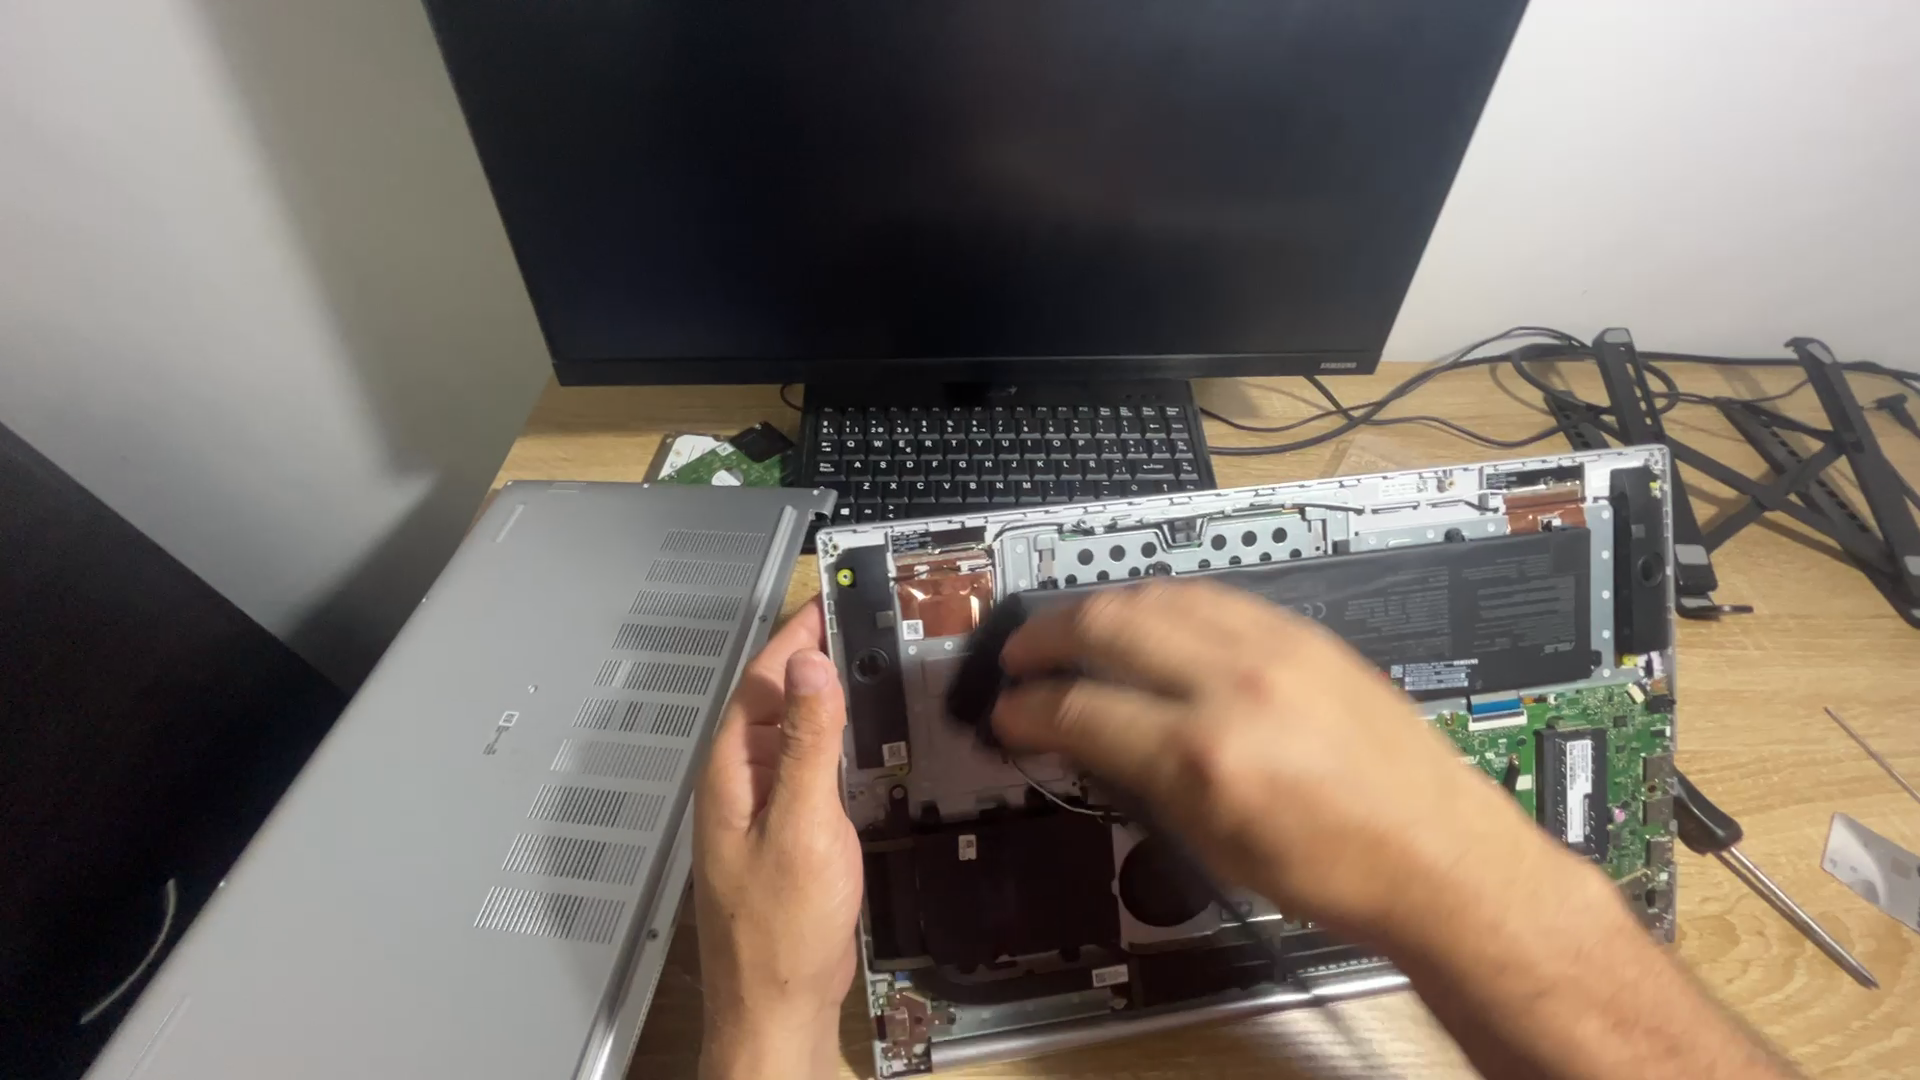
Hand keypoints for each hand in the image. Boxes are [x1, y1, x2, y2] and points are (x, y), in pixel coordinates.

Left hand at [694, 599, 859, 1079]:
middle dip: (811, 656)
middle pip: (775, 699)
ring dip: (822, 693)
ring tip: (867, 663)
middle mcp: (742, 777)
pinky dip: (831, 735)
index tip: (831, 599)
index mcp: (734, 767)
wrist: (779, 1005)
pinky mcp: (787, 826)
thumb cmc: (784, 921)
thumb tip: (809, 663)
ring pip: (792, 729)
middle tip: (862, 622)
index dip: (794, 635)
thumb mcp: (802, 823)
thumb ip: (807, 742)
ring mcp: (763, 803)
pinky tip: (860, 732)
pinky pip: (806, 762)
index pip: (762, 680)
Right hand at [989, 580, 1584, 950]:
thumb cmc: (1327, 873)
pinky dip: (1153, 602)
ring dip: (1093, 609)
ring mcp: (1269, 646)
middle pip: (1104, 625)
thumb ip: (1134, 775)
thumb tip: (1079, 732)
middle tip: (1019, 658)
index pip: (1079, 709)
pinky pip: (1203, 593)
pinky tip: (1137, 617)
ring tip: (1067, 632)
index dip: (1027, 709)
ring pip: (1149, 595)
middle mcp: (1231, 684)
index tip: (1007, 713)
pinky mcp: (1298, 630)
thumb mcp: (1209, 844)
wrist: (1441, 854)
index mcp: (1205, 756)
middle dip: (1043, 637)